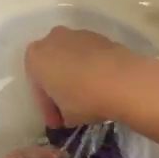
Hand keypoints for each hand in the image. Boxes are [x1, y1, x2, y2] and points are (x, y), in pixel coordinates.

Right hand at [24, 26, 140, 127]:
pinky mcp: (100, 36)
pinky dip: (91, 69)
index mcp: (35, 58)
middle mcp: (52, 40)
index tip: (56, 123)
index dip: (47, 108)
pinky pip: (89, 56)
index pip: (37, 87)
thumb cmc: (84, 98)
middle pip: (52, 68)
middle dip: (59, 88)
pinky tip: (100, 86)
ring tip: (87, 98)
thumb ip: (61, 114)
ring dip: (75, 77)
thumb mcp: (66, 115)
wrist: (122, 80)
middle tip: (69, 110)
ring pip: (71, 59)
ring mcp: (78, 34)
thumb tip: (67, 115)